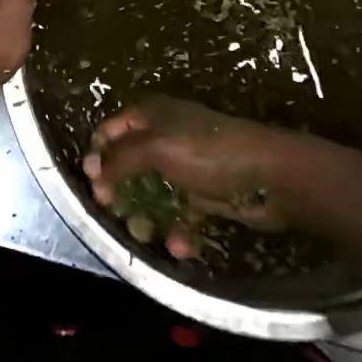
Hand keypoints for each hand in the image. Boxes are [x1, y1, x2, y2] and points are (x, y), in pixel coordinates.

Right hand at [83, 95, 318, 256]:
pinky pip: (180, 212)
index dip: (98, 156)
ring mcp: (184, 167)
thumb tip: (89, 169)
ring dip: (146, 215)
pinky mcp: (204, 194)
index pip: (109, 132)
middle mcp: (163, 138)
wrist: (272, 177)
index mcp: (149, 116)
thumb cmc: (206, 151)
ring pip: (152, 192)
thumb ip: (119, 159)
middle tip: (112, 210)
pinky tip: (180, 246)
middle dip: (118, 190)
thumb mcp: (154, 148)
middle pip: (127, 165)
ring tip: (143, 234)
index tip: (93, 184)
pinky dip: (177, 229)